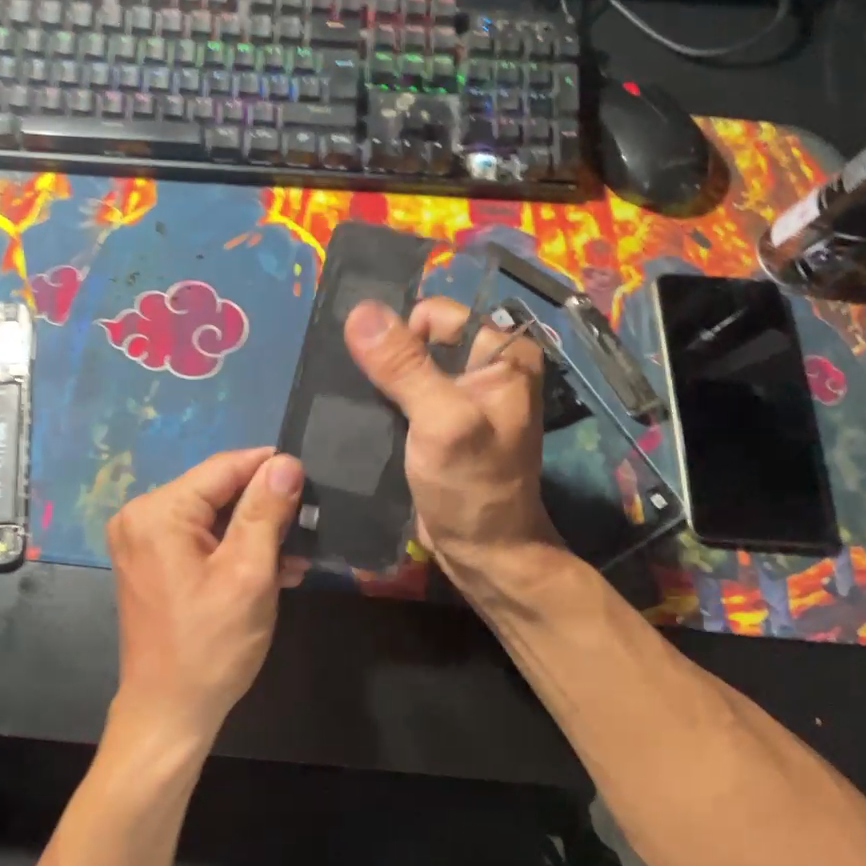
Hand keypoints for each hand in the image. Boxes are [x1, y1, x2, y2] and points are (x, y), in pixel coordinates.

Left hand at [106, 448, 306, 742]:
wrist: (169, 711)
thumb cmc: (211, 645)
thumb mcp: (249, 574)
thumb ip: (266, 512)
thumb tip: (285, 462)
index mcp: (157, 512)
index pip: (222, 468)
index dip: (269, 468)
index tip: (311, 478)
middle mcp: (140, 516)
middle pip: (215, 491)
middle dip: (263, 508)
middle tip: (308, 527)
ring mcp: (141, 541)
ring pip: (210, 517)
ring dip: (253, 533)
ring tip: (295, 558)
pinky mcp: (150, 563)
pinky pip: (197, 540)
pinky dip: (231, 550)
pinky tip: (270, 571)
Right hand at [344, 298, 578, 614]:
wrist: (484, 554)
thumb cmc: (474, 488)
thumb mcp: (442, 422)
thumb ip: (405, 366)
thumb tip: (361, 311)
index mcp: (504, 353)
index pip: (438, 315)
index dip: (407, 338)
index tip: (394, 380)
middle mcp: (486, 368)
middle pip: (418, 339)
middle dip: (390, 362)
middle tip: (378, 400)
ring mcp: (462, 397)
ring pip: (405, 369)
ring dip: (382, 385)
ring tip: (367, 412)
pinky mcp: (439, 424)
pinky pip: (403, 397)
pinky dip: (384, 405)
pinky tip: (370, 423)